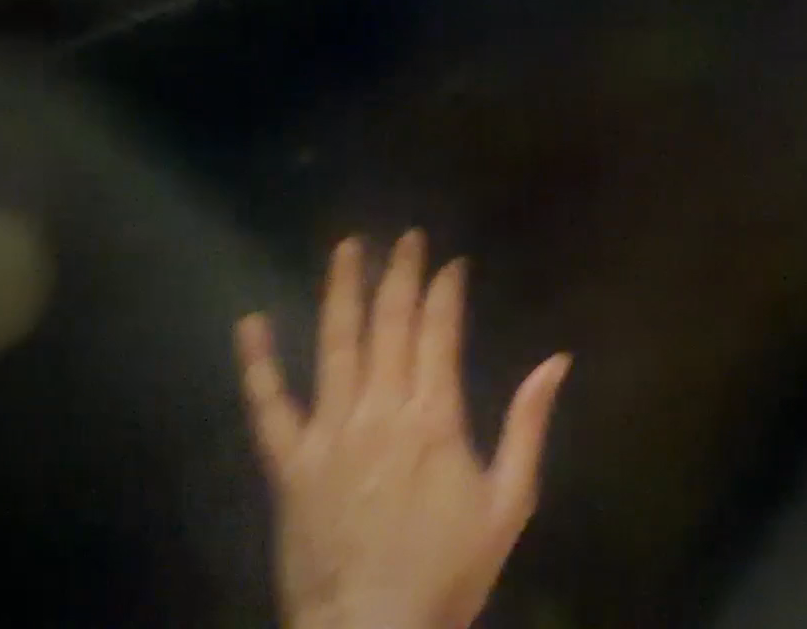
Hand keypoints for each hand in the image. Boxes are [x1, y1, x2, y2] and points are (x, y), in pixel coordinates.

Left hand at [235, 230, 572, 628]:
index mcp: (435, 418)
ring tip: (346, 248)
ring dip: (341, 292)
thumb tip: (557, 360)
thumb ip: (529, 425)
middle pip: (389, 326)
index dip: (445, 291)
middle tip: (405, 236)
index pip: (440, 333)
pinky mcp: (289, 465)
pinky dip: (257, 364)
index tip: (451, 261)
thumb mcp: (509, 502)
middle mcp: (380, 411)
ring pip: (334, 346)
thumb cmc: (449, 571)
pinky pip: (267, 407)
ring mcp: (328, 434)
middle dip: (399, 275)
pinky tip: (249, 324)